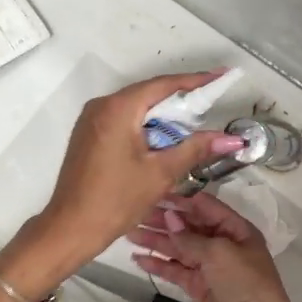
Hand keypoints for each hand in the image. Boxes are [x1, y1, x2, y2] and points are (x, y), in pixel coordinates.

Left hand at [35, 72, 247, 261]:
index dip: (194, 81)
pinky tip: (163, 139)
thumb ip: (195, 149)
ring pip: (134, 108)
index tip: (220, 76)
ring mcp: (90, 119)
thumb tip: (230, 139)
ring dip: (161, 115)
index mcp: (117, 108)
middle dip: (179, 99)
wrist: (71, 226)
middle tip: (211, 102)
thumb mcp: (161, 173)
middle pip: (147, 94)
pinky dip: (144, 125)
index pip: (162, 85)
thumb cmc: (117, 199)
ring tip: (193, 123)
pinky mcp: (88, 134)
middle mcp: (101, 105)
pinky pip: (122, 119)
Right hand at [128, 193, 293, 301]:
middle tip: (136, 214)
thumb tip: (169, 217)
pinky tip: (138, 258)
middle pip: (188, 226)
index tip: (155, 194)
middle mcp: (221, 244)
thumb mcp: (219, 253)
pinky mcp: (198, 285)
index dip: (180, 199)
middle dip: (163, 220)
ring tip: (130, 234)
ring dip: (156, 240)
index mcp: (234, 229)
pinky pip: (175, 269)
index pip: (204, 206)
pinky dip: (158, 264)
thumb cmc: (245, 282)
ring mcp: (209, 266)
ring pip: (178, 247)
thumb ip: (190, 237)